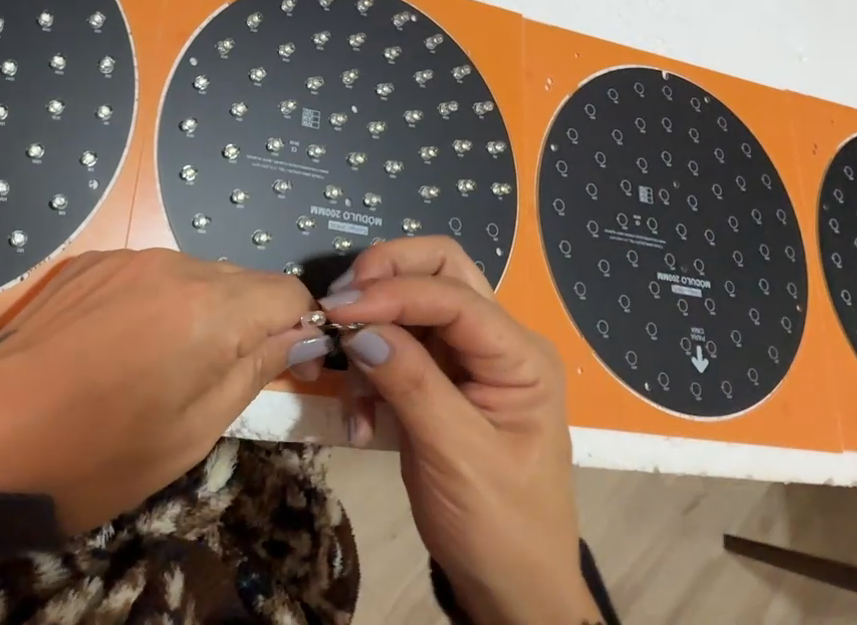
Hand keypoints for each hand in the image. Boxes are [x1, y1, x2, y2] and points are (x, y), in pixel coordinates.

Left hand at [0, 249, 324, 533]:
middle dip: (250, 321)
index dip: (297, 327)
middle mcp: (170, 265)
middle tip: (220, 377)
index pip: (286, 291)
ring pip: (196, 274)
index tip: (285, 366)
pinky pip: (148, 273)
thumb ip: (255, 370)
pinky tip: (123, 346)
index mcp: (206, 309)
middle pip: (242, 280)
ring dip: (202, 311)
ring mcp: (123, 258)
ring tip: (164, 366)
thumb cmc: (94, 458)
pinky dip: (157, 302)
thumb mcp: (192, 433)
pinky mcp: (87, 263)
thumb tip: (304, 335)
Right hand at [322, 238, 600, 624]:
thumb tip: (357, 327)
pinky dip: (370, 368)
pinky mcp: (439, 379)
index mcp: (518, 355)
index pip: (452, 294)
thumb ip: (411, 383)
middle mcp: (496, 342)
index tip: (337, 308)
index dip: (393, 291)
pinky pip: (396, 348)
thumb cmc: (500, 524)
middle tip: (341, 302)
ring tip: (350, 384)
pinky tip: (362, 420)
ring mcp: (467, 359)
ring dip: (373, 329)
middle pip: (441, 270)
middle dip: (387, 275)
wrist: (511, 586)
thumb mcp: (457, 455)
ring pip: (412, 304)